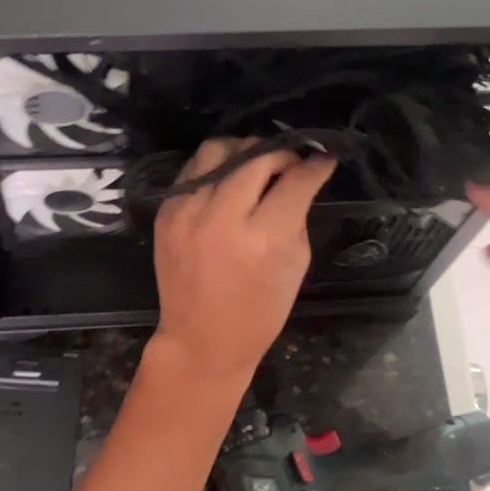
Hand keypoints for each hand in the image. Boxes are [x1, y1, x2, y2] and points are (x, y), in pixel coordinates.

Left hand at [150, 139, 337, 385]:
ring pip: (218, 150)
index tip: (323, 158)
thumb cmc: (259, 312)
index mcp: (263, 238)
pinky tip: (228, 177)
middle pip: (257, 158)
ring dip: (244, 150)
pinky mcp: (166, 212)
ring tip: (256, 162)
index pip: (295, 181)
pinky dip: (215, 166)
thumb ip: (297, 216)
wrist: (201, 340)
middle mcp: (222, 217)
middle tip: (292, 161)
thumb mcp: (295, 265)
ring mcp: (187, 211)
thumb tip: (300, 178)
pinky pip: (193, 168)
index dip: (315, 165)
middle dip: (282, 154)